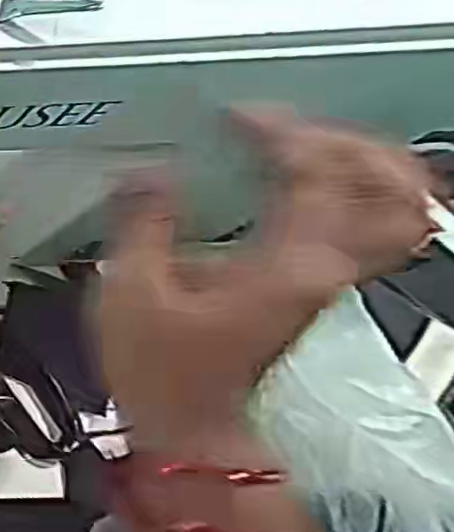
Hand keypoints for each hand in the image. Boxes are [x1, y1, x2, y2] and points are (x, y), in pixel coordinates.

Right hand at [95, 106, 435, 453]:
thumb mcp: (130, 287)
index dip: (282, 136)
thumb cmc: (157, 361)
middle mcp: (329, 270)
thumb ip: (142, 223)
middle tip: (279, 124)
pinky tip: (305, 185)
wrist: (187, 415)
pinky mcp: (314, 287)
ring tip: (303, 143)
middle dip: (341, 142)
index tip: (236, 116)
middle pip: (392, 189)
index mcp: (288, 266)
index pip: (318, 179)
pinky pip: (371, 228)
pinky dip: (353, 194)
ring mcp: (331, 280)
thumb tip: (145, 173)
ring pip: (400, 209)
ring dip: (362, 166)